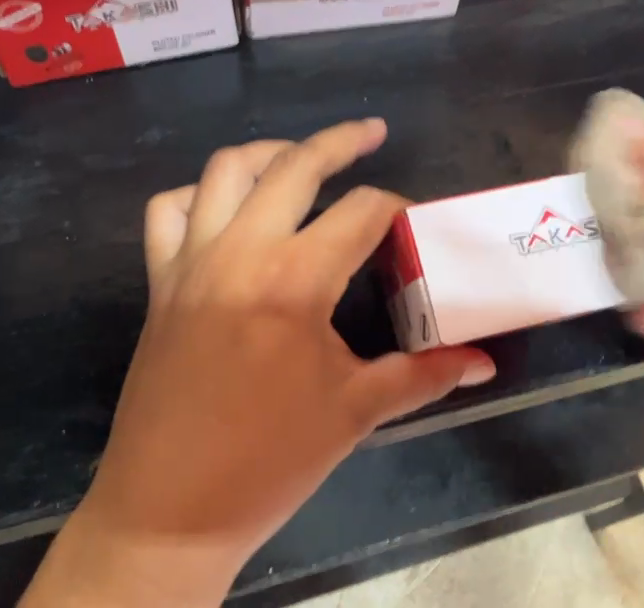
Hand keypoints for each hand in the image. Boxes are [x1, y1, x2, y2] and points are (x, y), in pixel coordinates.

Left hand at [23, 119, 494, 606]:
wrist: (169, 511)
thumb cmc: (270, 461)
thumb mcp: (355, 413)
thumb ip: (423, 375)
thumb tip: (482, 363)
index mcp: (295, 280)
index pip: (361, 213)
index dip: (396, 209)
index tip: (411, 225)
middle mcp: (241, 251)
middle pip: (295, 165)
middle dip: (340, 141)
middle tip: (372, 132)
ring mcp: (192, 261)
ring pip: (226, 170)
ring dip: (269, 153)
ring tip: (301, 158)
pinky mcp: (160, 281)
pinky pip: (167, 212)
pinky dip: (197, 195)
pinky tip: (226, 207)